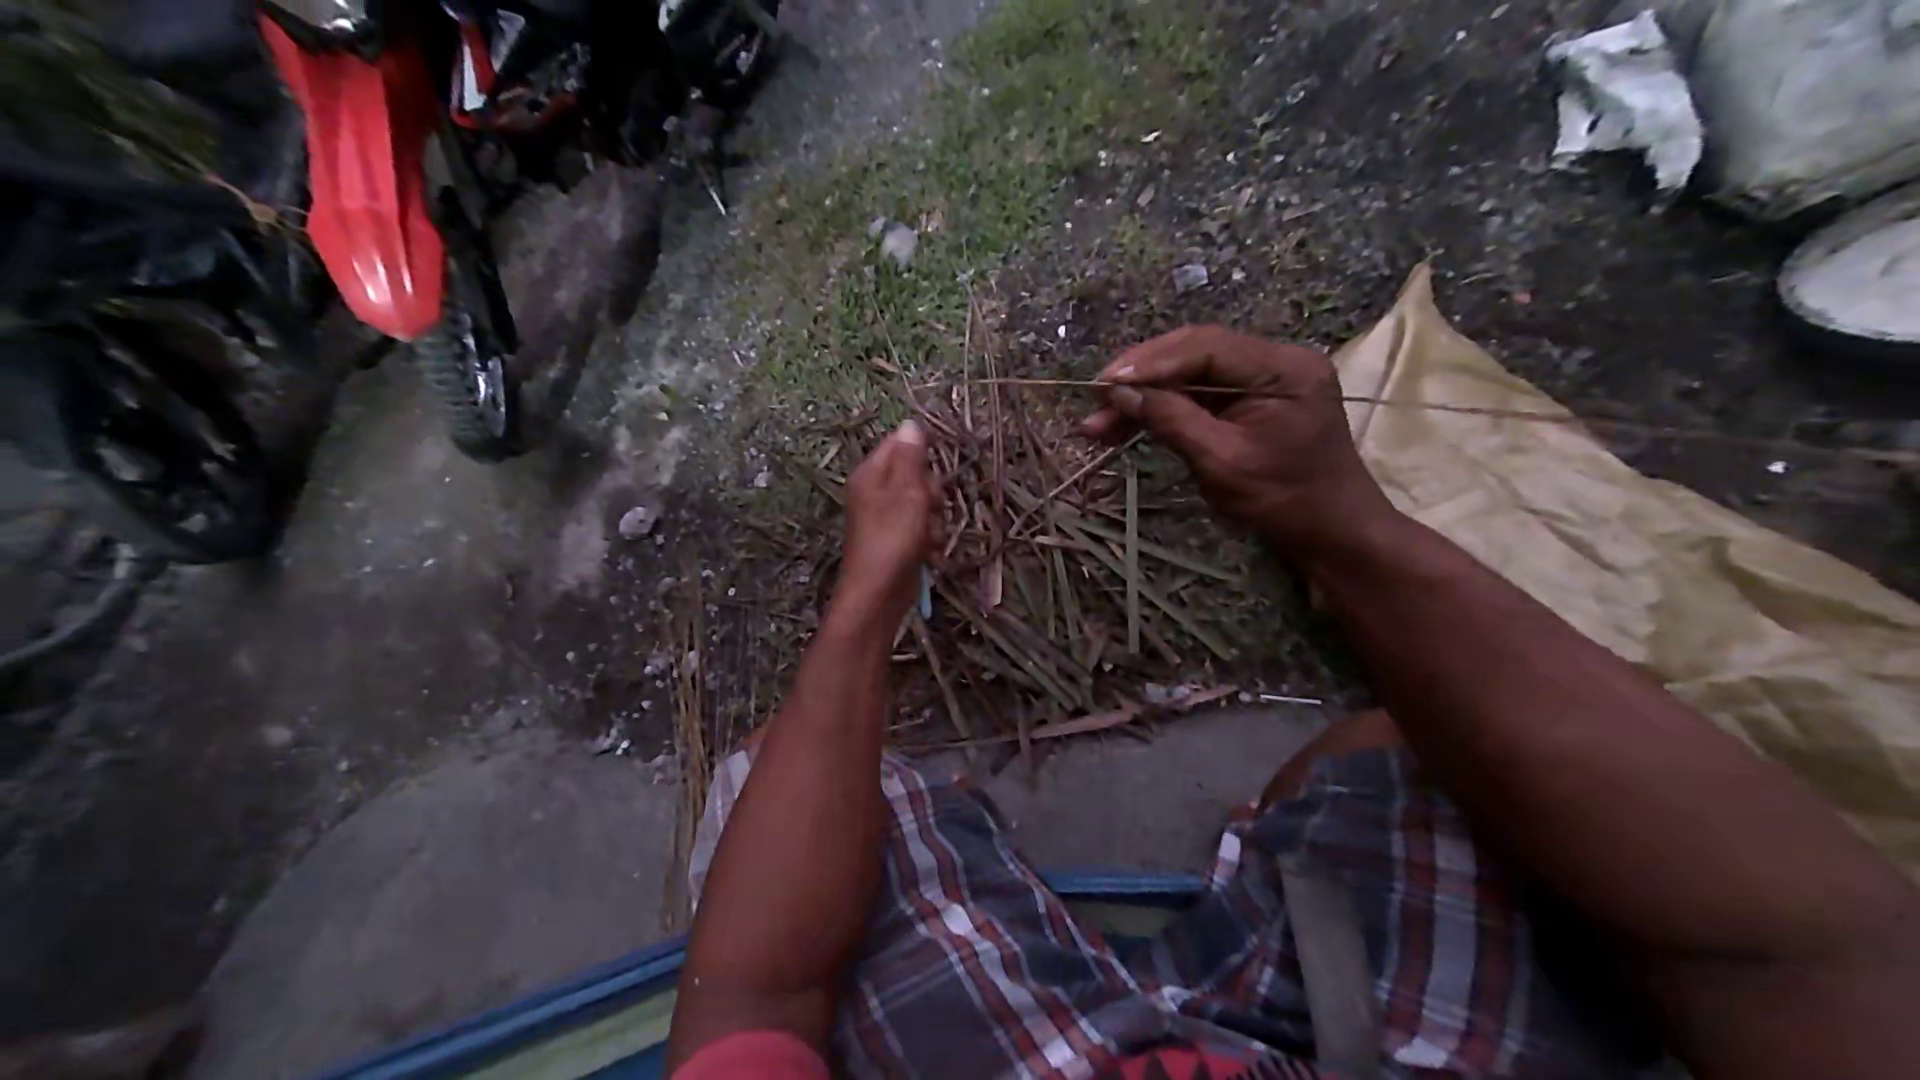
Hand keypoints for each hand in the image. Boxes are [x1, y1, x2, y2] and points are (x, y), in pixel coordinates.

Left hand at [831, 420, 941, 629]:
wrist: (880, 593)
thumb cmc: (892, 538)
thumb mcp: (907, 491)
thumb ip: (911, 456)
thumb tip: (910, 422)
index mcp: (871, 473)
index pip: (899, 444)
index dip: (922, 454)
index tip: (933, 470)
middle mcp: (876, 491)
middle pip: (917, 475)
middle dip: (931, 493)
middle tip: (927, 507)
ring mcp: (887, 517)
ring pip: (925, 504)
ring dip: (934, 520)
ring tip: (927, 535)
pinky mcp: (898, 539)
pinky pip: (923, 528)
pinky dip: (929, 539)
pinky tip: (927, 552)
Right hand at [1081, 325, 1398, 562]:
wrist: (1331, 533)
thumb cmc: (1283, 502)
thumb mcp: (1221, 462)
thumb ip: (1171, 420)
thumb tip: (1119, 393)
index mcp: (1282, 369)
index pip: (1205, 348)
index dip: (1149, 363)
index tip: (1104, 384)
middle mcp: (1277, 361)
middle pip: (1194, 352)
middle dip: (1141, 378)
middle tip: (1095, 399)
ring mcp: (1266, 379)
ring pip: (1191, 373)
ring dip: (1145, 396)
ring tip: (1099, 424)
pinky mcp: (1253, 400)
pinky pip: (1201, 394)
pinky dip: (1164, 408)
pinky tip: (1131, 423)